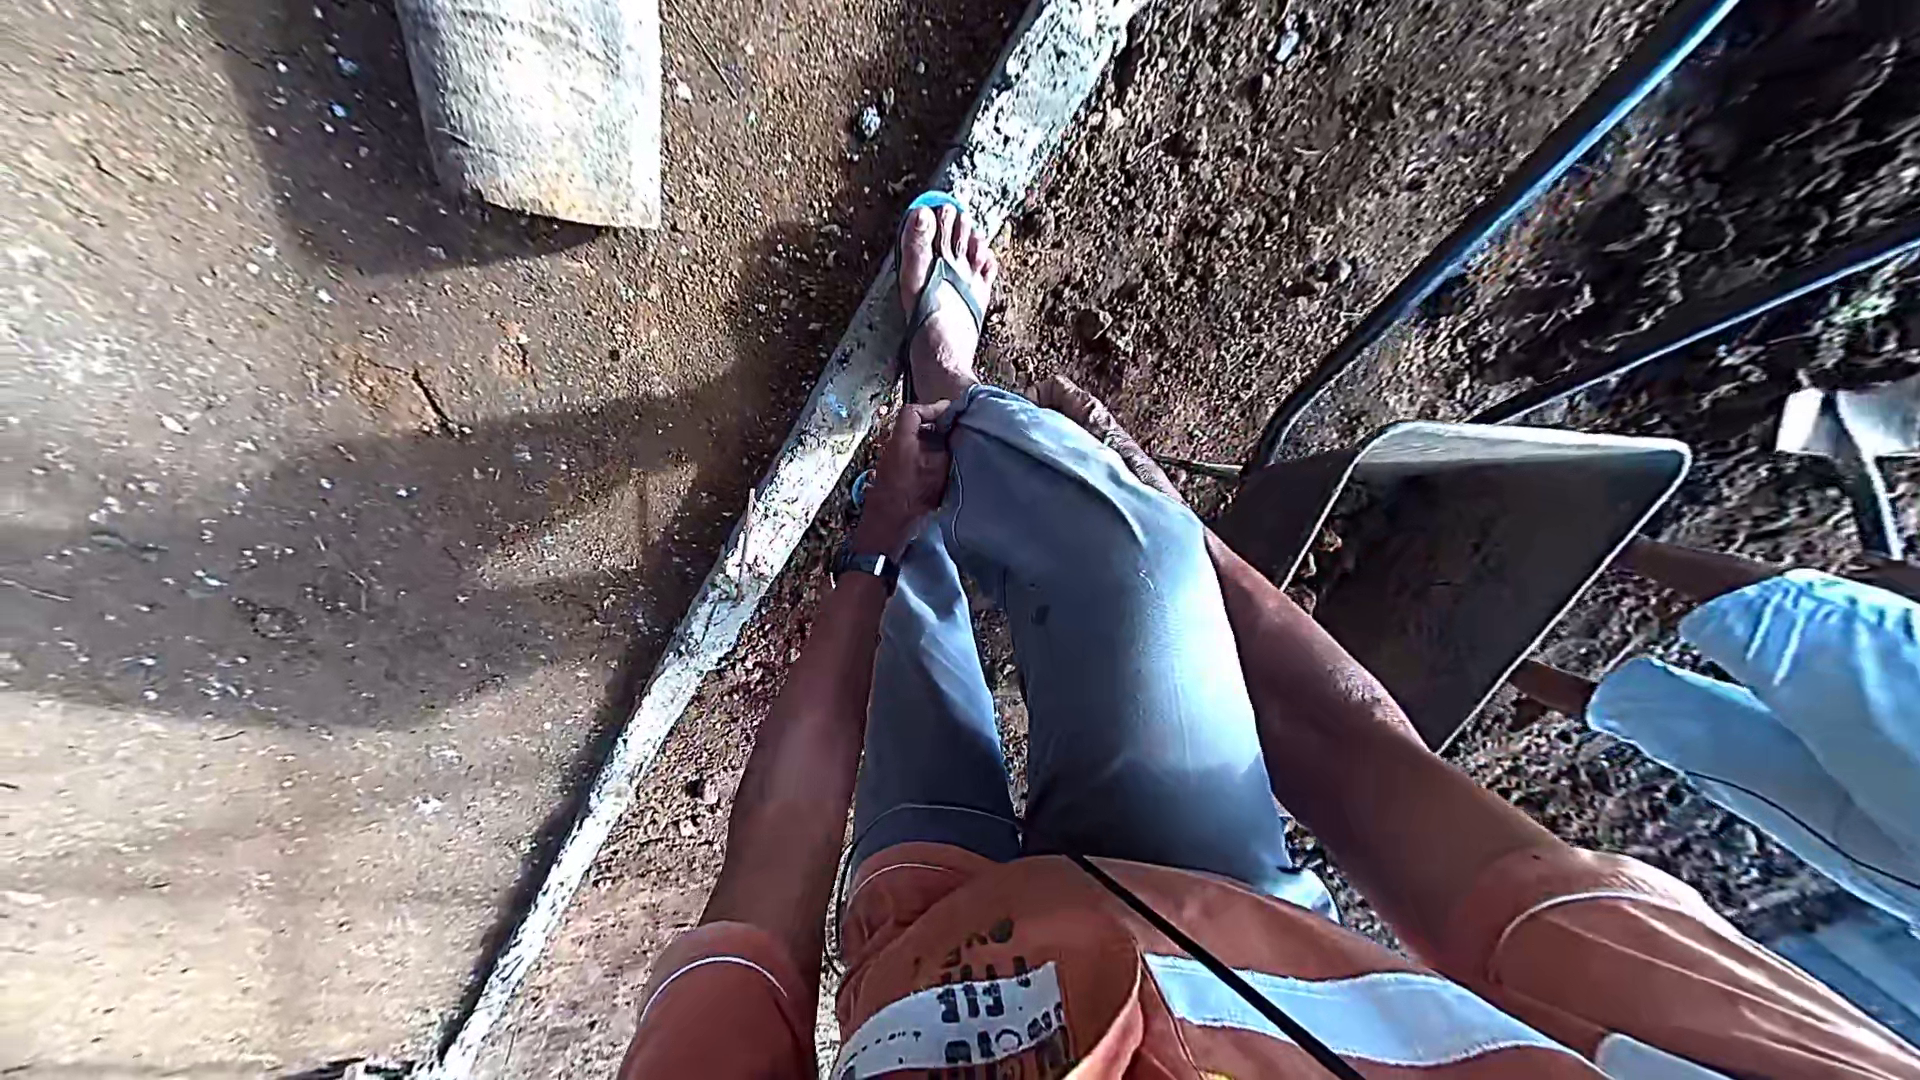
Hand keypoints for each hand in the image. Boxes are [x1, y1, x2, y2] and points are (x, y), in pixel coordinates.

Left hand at [853, 401, 951, 558]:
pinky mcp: (895, 478)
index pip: (913, 411)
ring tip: (954, 451)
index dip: (933, 408)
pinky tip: (944, 470)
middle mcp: (893, 448)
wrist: (889, 528)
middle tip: (957, 432)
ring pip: (916, 444)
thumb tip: (956, 435)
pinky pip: (914, 459)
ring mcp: (892, 464)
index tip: (951, 414)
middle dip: (937, 427)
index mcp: (901, 439)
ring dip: (935, 445)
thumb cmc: (912, 496)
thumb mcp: (937, 468)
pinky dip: (929, 459)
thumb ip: (947, 447)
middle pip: (915, 427)